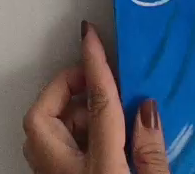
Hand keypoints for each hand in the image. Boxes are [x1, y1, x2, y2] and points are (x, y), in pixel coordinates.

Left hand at [23, 21, 169, 173]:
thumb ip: (151, 151)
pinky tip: (102, 141)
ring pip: (44, 136)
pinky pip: (53, 152)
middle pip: (43, 119)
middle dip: (67, 90)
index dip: (95, 64)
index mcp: (98, 170)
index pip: (96, 105)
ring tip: (109, 116)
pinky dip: (72, 136)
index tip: (90, 34)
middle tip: (97, 80)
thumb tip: (147, 108)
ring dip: (71, 115)